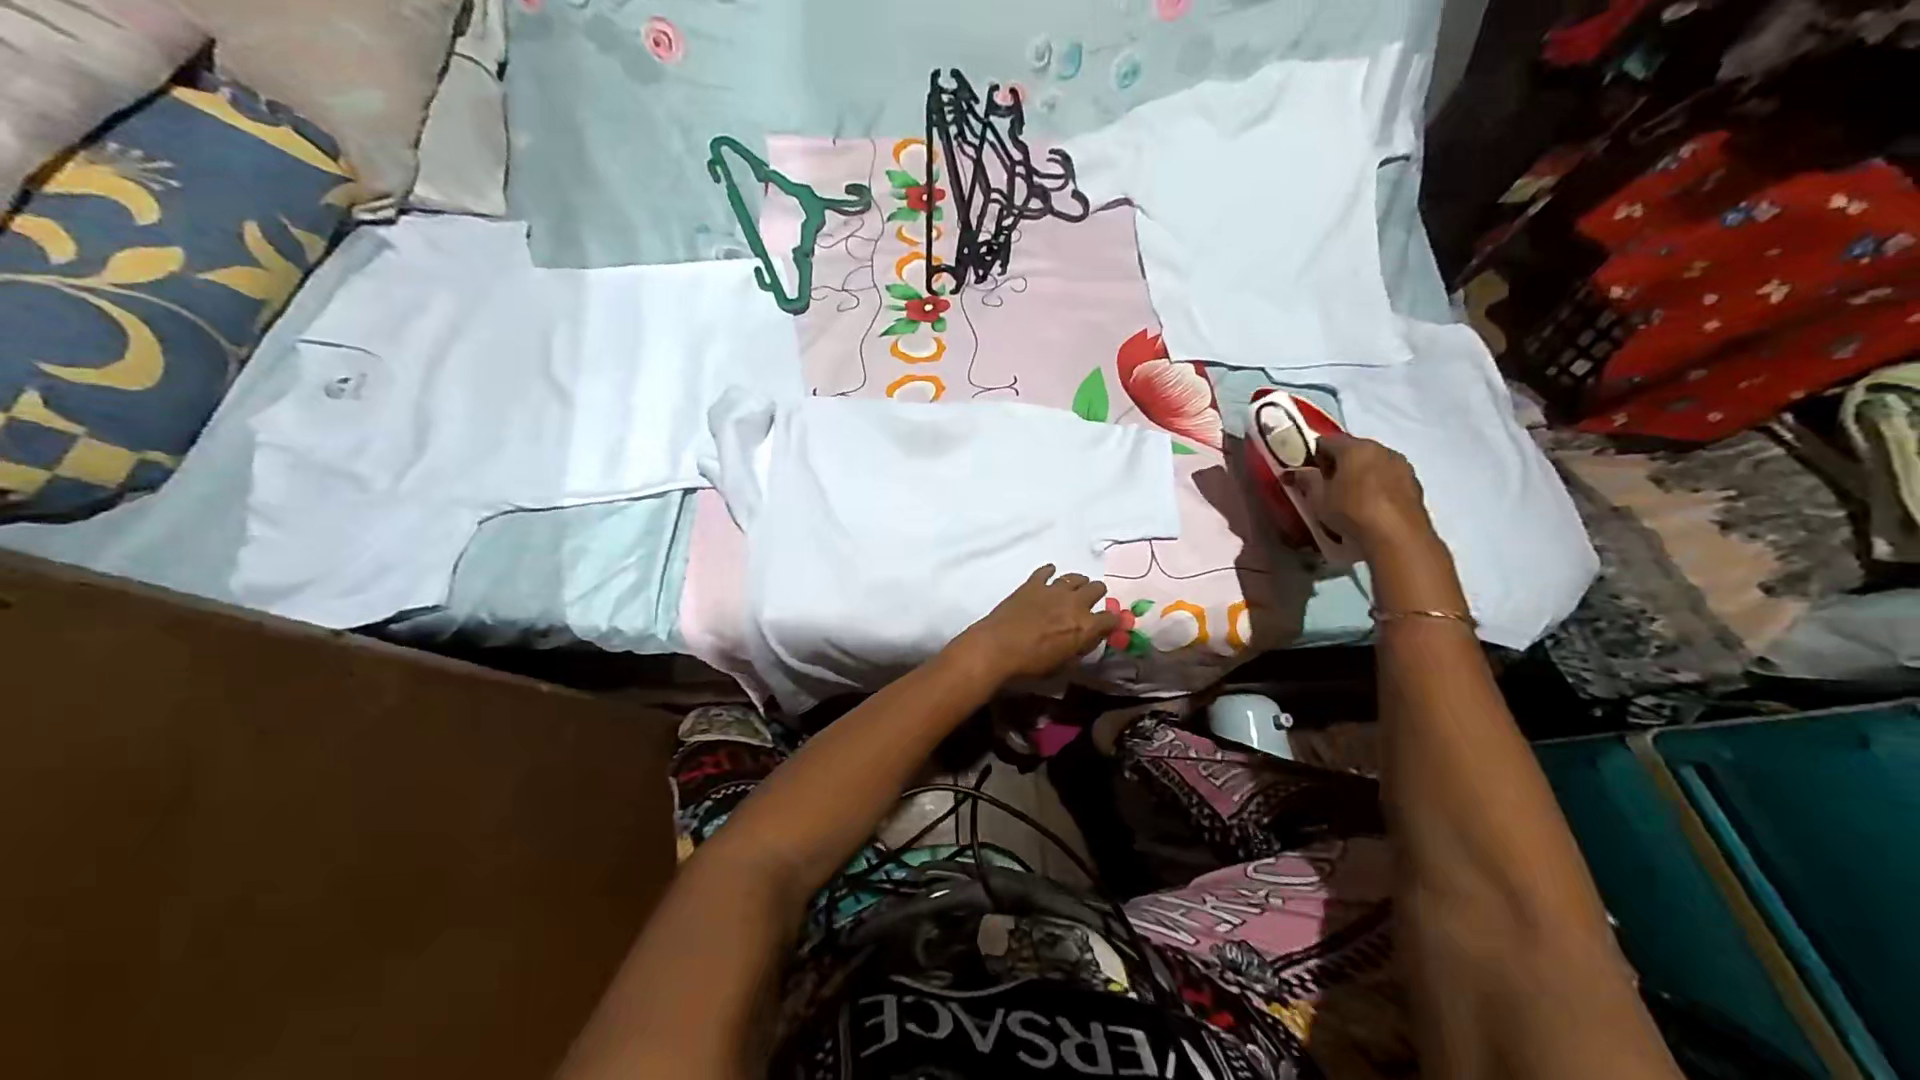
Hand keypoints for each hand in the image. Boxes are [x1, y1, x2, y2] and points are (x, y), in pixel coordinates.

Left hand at [953, 565, 1120, 682]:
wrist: (998, 647)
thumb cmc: (1031, 663)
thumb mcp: (1063, 664)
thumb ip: (1079, 648)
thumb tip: (1087, 639)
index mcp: (1086, 625)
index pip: (1110, 618)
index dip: (1112, 621)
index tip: (1109, 623)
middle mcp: (1075, 603)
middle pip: (1096, 589)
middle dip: (1097, 595)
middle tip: (1090, 602)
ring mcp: (1054, 590)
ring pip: (1075, 577)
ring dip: (1077, 583)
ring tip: (1074, 588)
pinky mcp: (1033, 584)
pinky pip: (1046, 571)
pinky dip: (1049, 572)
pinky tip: (1049, 573)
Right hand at [1289, 431, 1437, 556]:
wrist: (1398, 537)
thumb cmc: (1352, 512)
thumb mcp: (1318, 500)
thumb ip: (1308, 481)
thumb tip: (1301, 472)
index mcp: (1355, 448)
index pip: (1326, 440)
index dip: (1313, 454)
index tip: (1306, 471)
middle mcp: (1381, 449)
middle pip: (1353, 449)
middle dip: (1338, 463)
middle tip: (1326, 484)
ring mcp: (1401, 465)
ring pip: (1373, 463)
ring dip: (1360, 473)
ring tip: (1349, 497)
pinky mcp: (1414, 483)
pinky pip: (1388, 477)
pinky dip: (1377, 485)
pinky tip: (1370, 505)